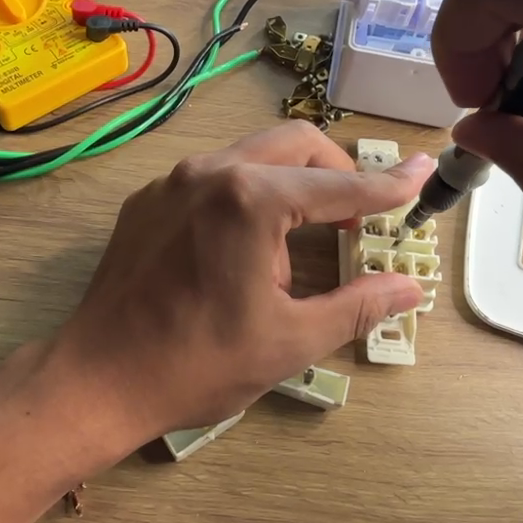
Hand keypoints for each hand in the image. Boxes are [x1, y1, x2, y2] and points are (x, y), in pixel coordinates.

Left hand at [41, 122, 430, 444]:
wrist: (99, 377)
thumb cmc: (197, 363)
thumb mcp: (289, 340)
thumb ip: (357, 306)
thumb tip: (409, 288)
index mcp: (250, 200)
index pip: (339, 184)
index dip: (388, 184)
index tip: (423, 173)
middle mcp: (210, 171)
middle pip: (295, 144)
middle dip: (336, 171)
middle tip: (357, 217)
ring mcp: (172, 180)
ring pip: (252, 153)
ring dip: (291, 182)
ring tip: (300, 240)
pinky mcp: (148, 198)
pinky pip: (213, 176)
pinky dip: (246, 193)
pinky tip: (244, 245)